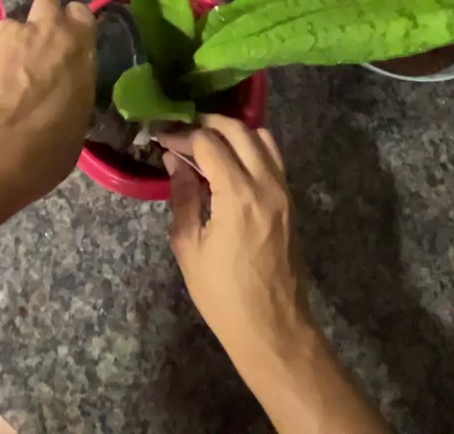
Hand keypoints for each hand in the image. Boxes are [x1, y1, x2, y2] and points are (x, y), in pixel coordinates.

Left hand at [0, 0, 95, 205]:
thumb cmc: (51, 142)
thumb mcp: (79, 117)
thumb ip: (75, 91)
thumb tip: (67, 96)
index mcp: (79, 45)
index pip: (81, 12)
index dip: (74, 26)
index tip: (71, 44)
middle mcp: (47, 31)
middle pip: (47, 4)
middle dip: (44, 21)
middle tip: (41, 49)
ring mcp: (11, 36)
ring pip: (14, 23)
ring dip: (14, 40)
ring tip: (10, 70)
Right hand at [162, 115, 311, 364]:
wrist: (273, 329)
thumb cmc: (223, 295)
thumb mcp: (190, 247)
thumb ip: (182, 197)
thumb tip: (174, 161)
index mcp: (238, 194)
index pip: (208, 142)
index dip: (182, 136)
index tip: (162, 139)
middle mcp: (265, 183)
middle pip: (238, 129)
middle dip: (207, 124)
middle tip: (182, 132)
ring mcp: (283, 190)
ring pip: (262, 137)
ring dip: (233, 132)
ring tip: (207, 143)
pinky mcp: (290, 201)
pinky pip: (273, 158)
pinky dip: (251, 148)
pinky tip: (230, 163)